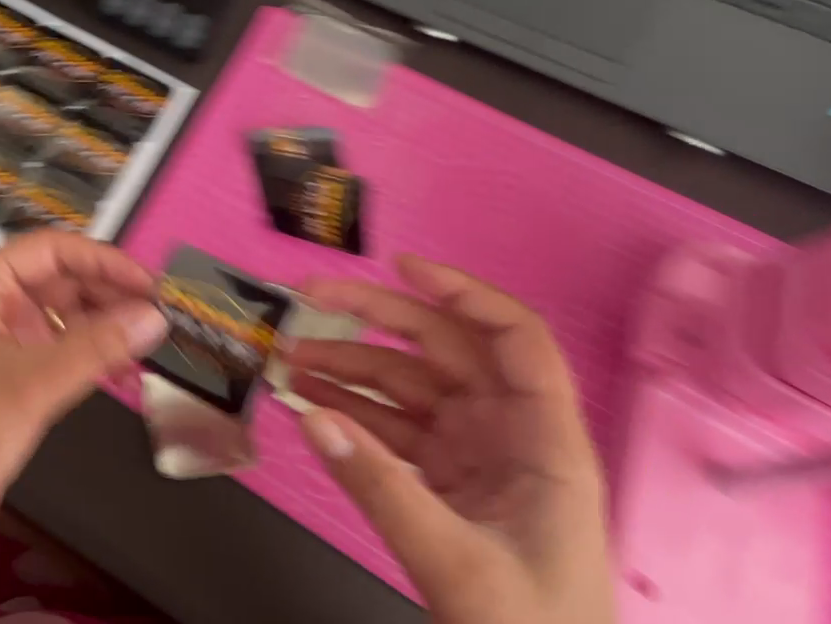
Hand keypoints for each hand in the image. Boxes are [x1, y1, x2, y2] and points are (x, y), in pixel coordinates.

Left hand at [0, 231, 167, 535]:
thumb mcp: (32, 384)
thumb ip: (96, 347)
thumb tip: (154, 317)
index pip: (49, 250)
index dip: (101, 259)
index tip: (147, 283)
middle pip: (59, 278)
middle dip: (107, 290)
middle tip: (158, 312)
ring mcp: (3, 338)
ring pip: (64, 312)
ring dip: (104, 321)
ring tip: (149, 337)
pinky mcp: (14, 372)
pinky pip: (62, 346)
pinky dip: (92, 351)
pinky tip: (124, 364)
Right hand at [287, 255, 613, 623]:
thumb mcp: (457, 566)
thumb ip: (380, 488)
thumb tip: (309, 417)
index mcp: (543, 442)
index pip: (514, 340)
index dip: (463, 293)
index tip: (401, 266)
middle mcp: (509, 433)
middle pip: (443, 350)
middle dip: (375, 319)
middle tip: (307, 300)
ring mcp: (475, 455)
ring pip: (408, 386)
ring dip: (348, 368)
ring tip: (287, 359)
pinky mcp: (446, 479)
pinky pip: (393, 428)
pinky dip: (351, 412)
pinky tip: (308, 403)